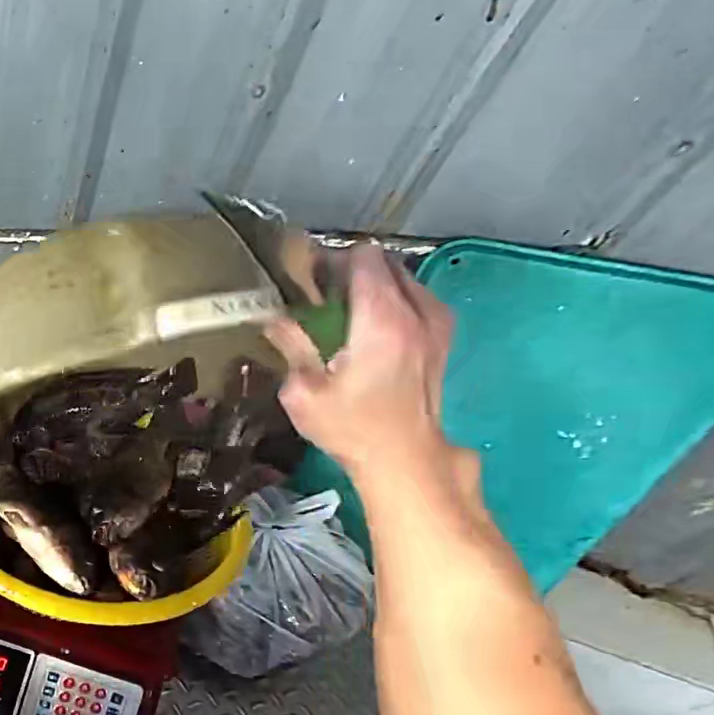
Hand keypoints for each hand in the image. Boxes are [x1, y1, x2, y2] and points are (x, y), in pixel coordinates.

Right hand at [263, 242, 456, 477]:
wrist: (403, 457)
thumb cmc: (350, 428)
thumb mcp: (304, 392)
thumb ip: (291, 345)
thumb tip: (270, 317)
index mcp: (381, 320)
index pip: (362, 258)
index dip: (331, 261)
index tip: (309, 282)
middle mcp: (416, 310)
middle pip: (383, 262)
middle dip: (350, 272)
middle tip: (321, 300)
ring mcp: (436, 321)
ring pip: (401, 277)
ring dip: (372, 287)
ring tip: (345, 316)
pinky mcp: (443, 335)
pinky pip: (415, 297)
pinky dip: (391, 301)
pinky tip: (370, 331)